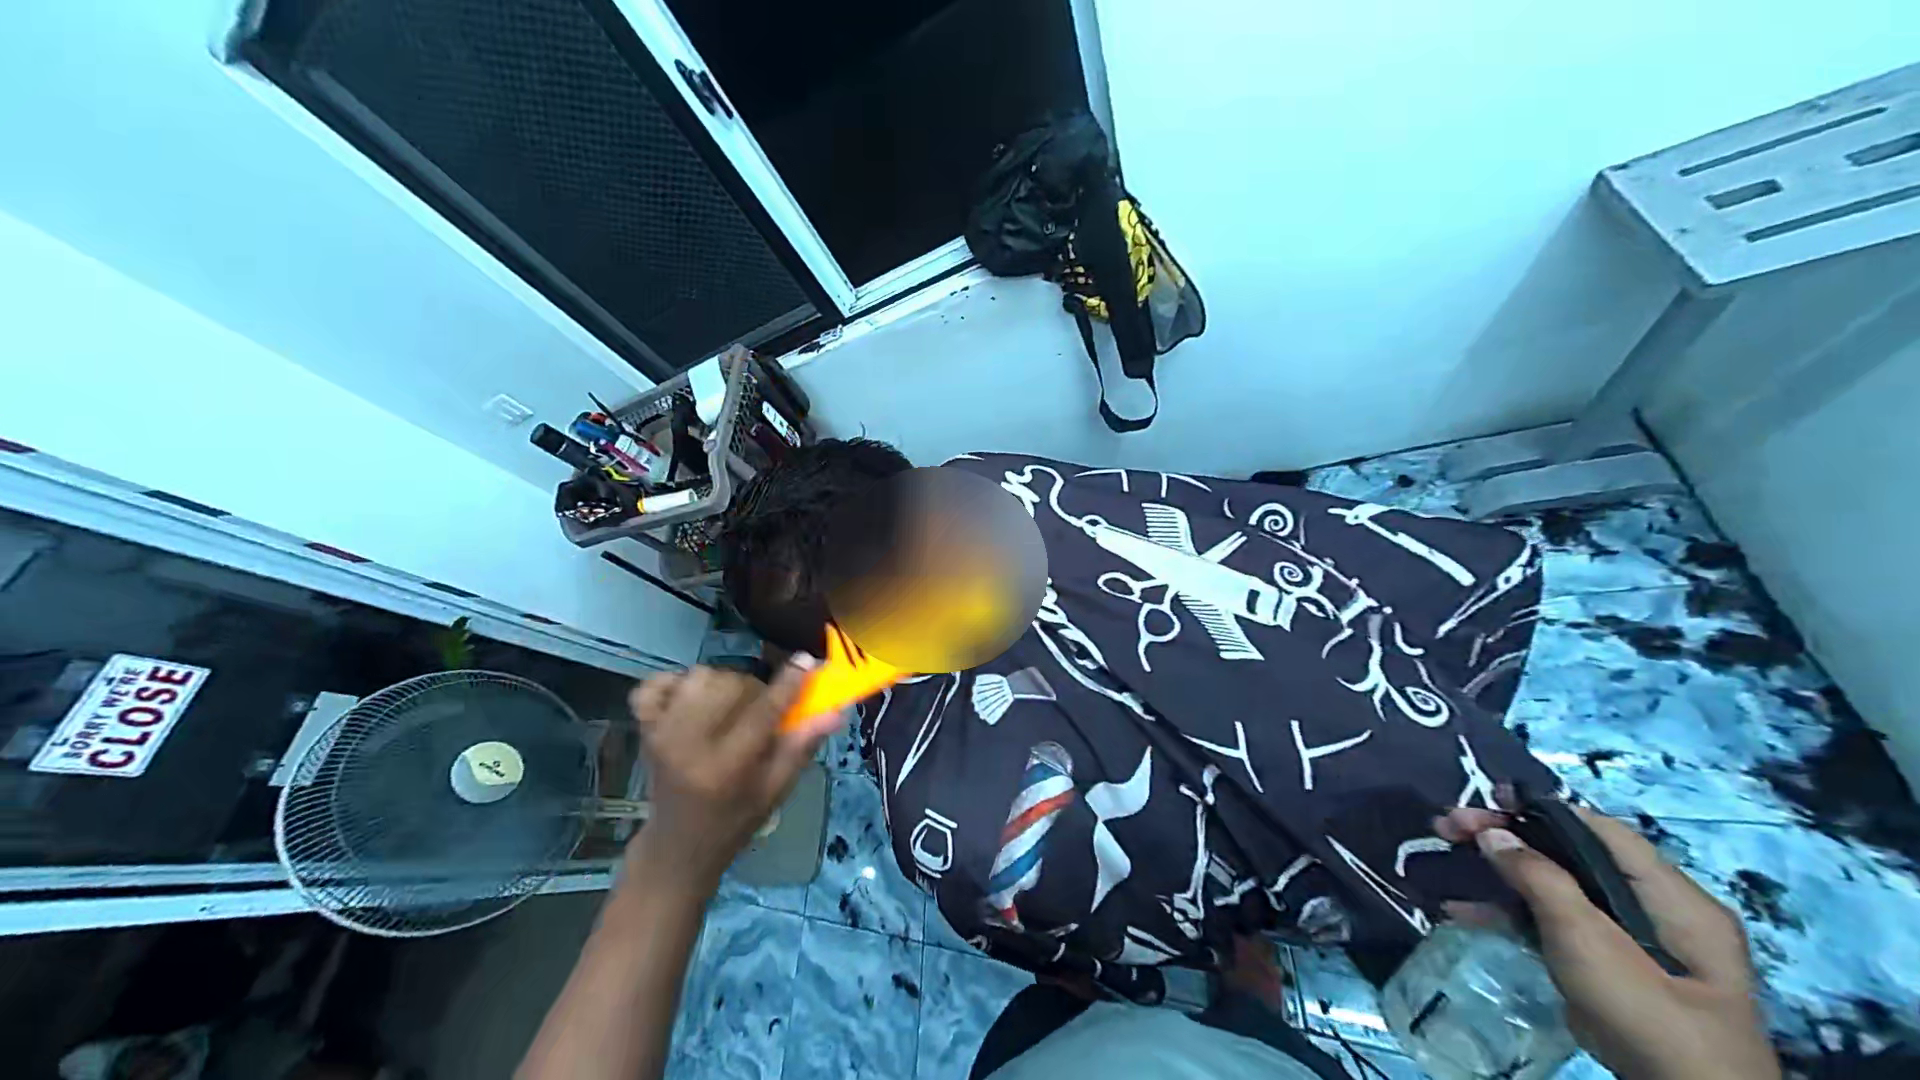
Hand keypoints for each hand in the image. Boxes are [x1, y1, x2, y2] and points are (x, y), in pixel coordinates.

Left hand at [627, 655, 829, 892]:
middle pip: (733, 685)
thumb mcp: (776, 790)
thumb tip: (837, 710)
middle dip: (756, 690)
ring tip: (730, 707)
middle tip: (762, 710)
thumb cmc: (735, 820)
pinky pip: (658, 682)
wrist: (677, 846)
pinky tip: (692, 699)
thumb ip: (803, 746)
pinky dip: (678, 682)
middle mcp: (688, 744)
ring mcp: (660, 732)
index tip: (807, 662)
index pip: (763, 710)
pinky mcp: (643, 726)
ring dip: (723, 684)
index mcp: (726, 767)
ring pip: (701, 676)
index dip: (789, 683)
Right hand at [1436, 806, 1780, 1079]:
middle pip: (1568, 854)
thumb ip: (1539, 877)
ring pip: (1554, 888)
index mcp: (1671, 895)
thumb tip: (1492, 832)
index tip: (1480, 803)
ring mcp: (1629, 939)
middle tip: (1448, 830)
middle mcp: (1655, 908)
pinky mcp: (1607, 966)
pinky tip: (1463, 911)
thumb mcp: (1586, 938)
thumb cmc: (1646, 1011)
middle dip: (1504, 839)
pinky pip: (1553, 923)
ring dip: (1497, 874)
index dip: (1536, 808)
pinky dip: (1510, 913)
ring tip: (1445, 863)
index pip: (1596, 828)